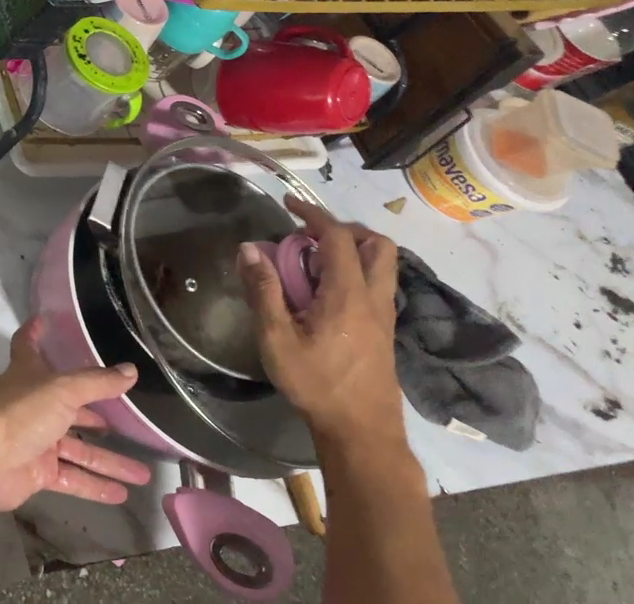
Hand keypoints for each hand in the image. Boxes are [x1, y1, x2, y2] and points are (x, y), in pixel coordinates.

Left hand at [0, 319, 150, 514]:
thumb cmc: (19, 414)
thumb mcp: (61, 390)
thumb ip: (96, 382)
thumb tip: (131, 370)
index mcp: (29, 374)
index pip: (29, 345)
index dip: (35, 331)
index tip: (45, 319)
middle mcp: (32, 403)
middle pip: (68, 405)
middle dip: (96, 413)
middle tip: (131, 419)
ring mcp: (34, 439)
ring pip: (78, 448)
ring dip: (108, 460)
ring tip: (144, 472)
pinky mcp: (37, 471)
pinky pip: (73, 478)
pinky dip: (96, 486)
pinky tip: (122, 494)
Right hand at [240, 195, 402, 441]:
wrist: (361, 430)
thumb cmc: (316, 382)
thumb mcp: (276, 337)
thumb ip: (263, 289)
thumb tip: (249, 248)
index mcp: (348, 295)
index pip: (338, 238)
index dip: (313, 215)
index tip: (288, 204)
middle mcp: (374, 298)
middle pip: (377, 245)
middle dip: (343, 229)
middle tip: (307, 233)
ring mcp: (383, 315)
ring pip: (381, 265)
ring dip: (350, 250)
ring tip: (310, 259)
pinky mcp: (382, 330)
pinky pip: (374, 283)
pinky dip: (351, 271)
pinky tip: (320, 289)